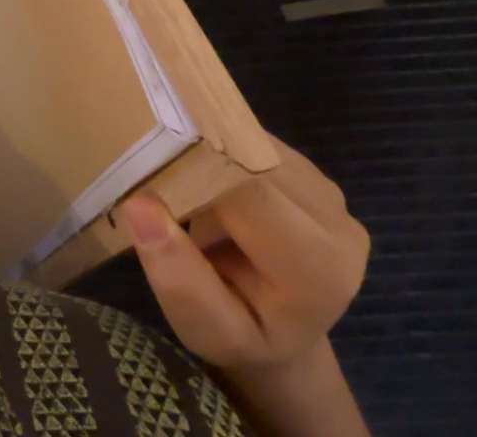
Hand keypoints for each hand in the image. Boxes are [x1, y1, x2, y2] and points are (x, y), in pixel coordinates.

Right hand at [121, 137, 369, 377]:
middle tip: (155, 174)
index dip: (195, 170)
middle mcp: (336, 222)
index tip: (148, 175)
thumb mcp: (205, 329)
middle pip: (251, 159)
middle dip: (197, 157)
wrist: (283, 332)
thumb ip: (178, 279)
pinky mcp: (311, 174)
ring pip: (251, 142)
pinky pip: (254, 141)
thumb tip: (141, 205)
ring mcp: (328, 194)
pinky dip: (220, 148)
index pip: (250, 192)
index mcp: (315, 267)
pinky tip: (205, 178)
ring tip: (179, 180)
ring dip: (208, 150)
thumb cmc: (241, 336)